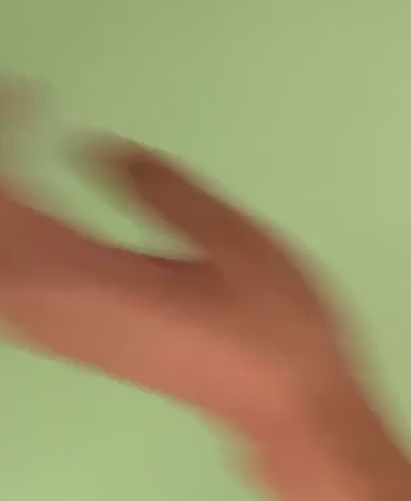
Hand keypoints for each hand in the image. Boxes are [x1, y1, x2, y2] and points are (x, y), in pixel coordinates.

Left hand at [0, 89, 358, 435]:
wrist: (291, 406)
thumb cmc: (278, 338)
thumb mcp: (242, 248)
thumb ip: (171, 194)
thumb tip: (114, 153)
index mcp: (76, 273)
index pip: (3, 187)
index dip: (7, 129)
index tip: (28, 95)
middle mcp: (40, 301)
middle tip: (13, 121)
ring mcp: (46, 323)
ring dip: (0, 207)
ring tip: (15, 159)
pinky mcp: (64, 333)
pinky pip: (0, 275)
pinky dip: (7, 237)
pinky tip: (24, 219)